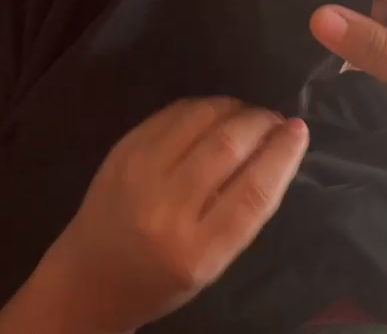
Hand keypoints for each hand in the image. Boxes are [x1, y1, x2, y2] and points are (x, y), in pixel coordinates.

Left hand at [1, 98, 308, 333]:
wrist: (86, 279)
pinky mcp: (125, 146)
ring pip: (202, 117)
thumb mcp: (210, 262)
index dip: (282, 155)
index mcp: (196, 251)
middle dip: (262, 122)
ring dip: (235, 108)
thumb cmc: (159, 280)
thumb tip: (274, 149)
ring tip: (250, 114)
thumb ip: (241, 211)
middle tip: (278, 119)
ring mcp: (140, 170)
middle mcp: (167, 207)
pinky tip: (217, 113)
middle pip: (228, 145)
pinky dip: (204, 106)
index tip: (300, 131)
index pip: (252, 193)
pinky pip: (175, 111)